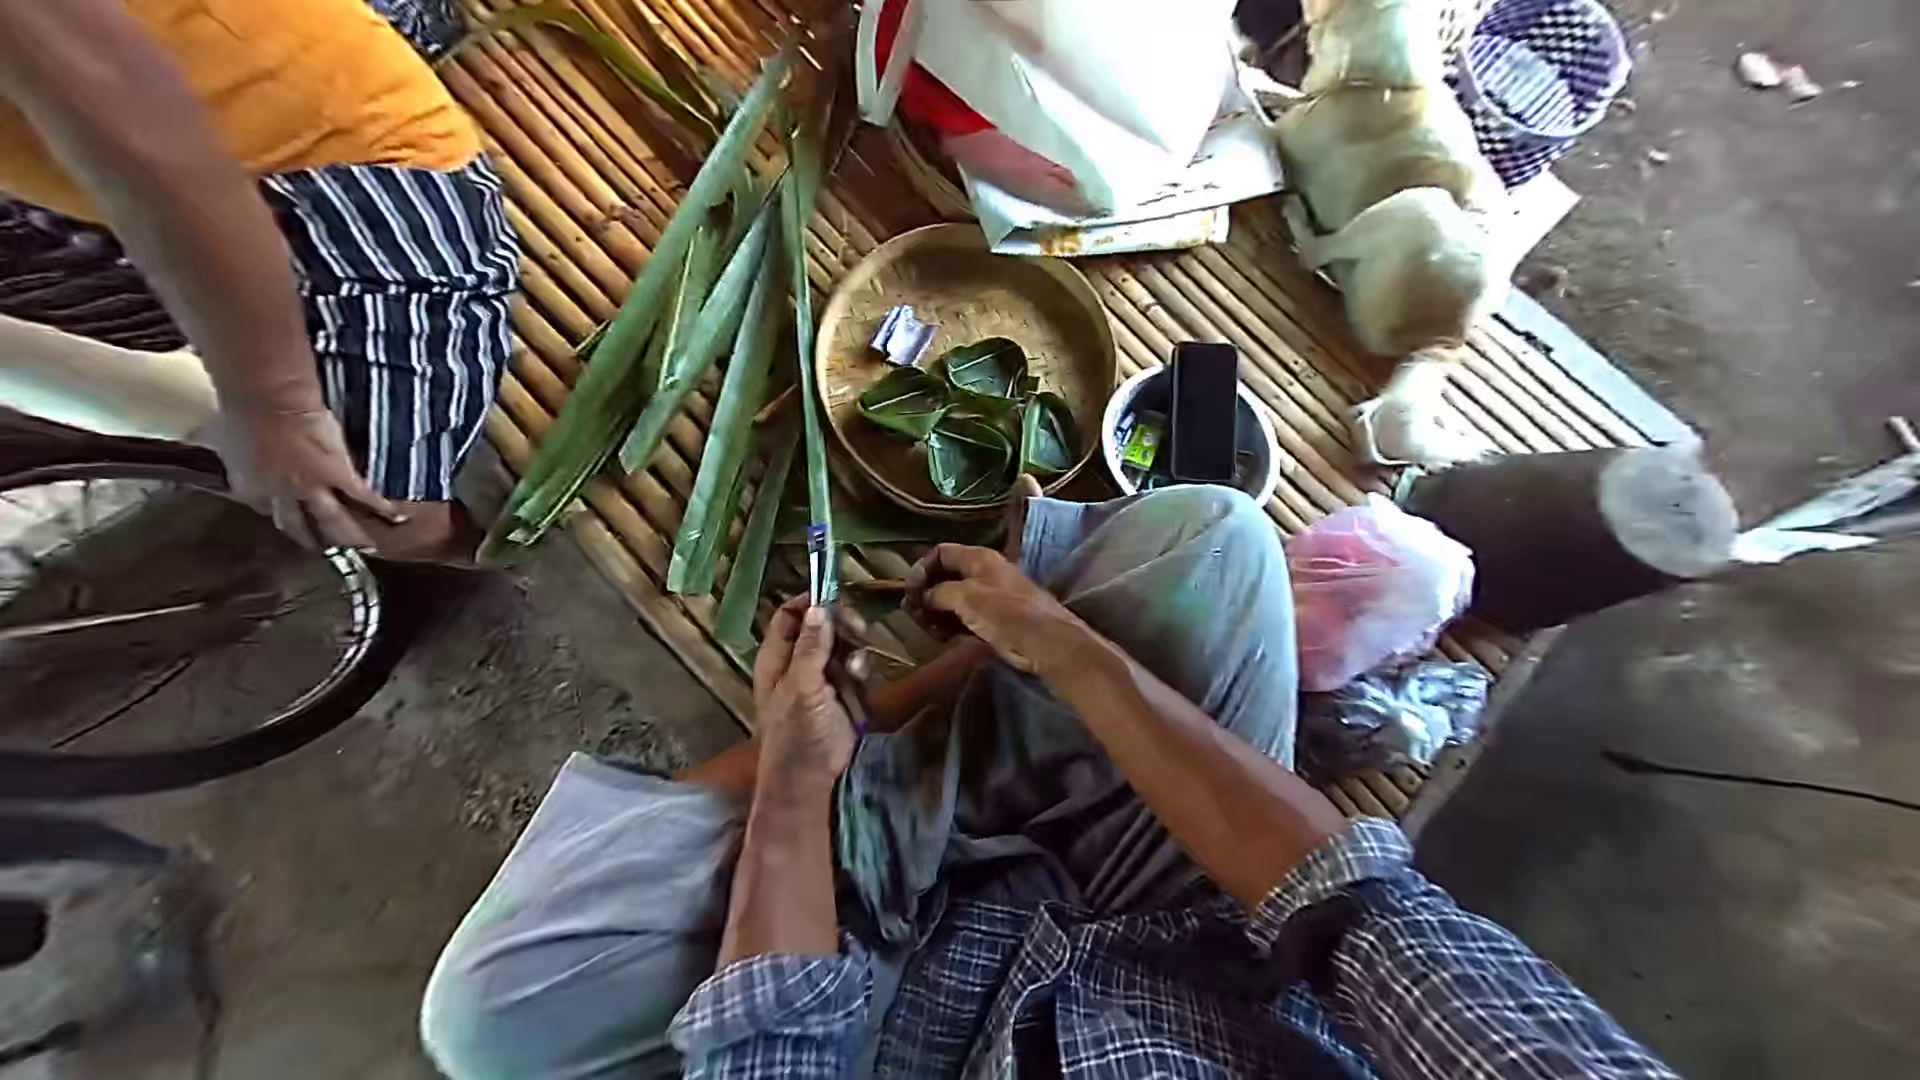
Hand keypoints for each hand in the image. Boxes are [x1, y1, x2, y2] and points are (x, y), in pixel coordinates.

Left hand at [218, 406, 404, 549]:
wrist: (267, 402)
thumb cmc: (240, 412)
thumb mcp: (219, 436)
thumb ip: (226, 448)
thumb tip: (204, 439)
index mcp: (248, 485)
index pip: (265, 507)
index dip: (279, 512)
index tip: (290, 516)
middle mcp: (281, 494)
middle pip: (298, 525)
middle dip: (312, 539)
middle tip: (327, 551)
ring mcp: (312, 488)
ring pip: (333, 521)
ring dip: (351, 536)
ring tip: (367, 547)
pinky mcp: (341, 478)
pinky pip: (364, 498)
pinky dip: (382, 508)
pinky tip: (398, 516)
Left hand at [751, 597, 855, 791]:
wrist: (811, 777)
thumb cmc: (796, 732)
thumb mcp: (802, 686)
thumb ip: (811, 647)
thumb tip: (818, 608)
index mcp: (777, 657)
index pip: (789, 615)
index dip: (809, 602)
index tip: (834, 596)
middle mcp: (798, 661)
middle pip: (822, 625)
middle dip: (841, 625)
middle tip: (857, 628)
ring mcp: (822, 675)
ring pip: (843, 643)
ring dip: (854, 649)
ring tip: (858, 666)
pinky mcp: (844, 690)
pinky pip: (856, 665)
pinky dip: (862, 668)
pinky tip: (862, 678)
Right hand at [904, 543, 1090, 674]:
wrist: (1044, 642)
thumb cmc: (1005, 612)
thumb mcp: (966, 597)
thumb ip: (940, 592)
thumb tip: (925, 598)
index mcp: (979, 558)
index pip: (941, 552)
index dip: (921, 568)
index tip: (910, 591)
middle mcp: (983, 573)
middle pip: (945, 576)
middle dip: (926, 592)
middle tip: (914, 613)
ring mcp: (989, 597)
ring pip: (953, 599)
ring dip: (936, 612)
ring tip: (926, 627)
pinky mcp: (993, 620)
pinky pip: (963, 617)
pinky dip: (949, 624)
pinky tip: (941, 637)